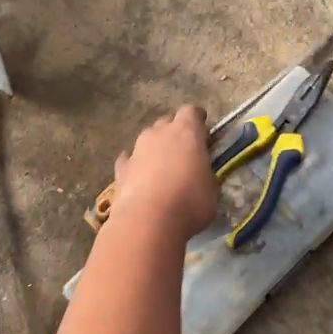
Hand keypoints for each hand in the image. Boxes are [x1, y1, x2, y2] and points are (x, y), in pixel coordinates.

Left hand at [111, 105, 217, 238]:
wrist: (147, 221)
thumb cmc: (190, 203)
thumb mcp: (211, 188)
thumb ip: (205, 172)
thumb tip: (200, 172)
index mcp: (187, 132)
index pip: (192, 112)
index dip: (198, 119)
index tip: (203, 130)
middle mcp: (159, 133)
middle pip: (168, 121)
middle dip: (175, 132)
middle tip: (184, 151)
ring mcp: (137, 149)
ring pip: (147, 139)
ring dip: (156, 148)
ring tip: (162, 168)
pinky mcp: (121, 168)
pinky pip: (129, 159)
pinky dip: (136, 165)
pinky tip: (140, 178)